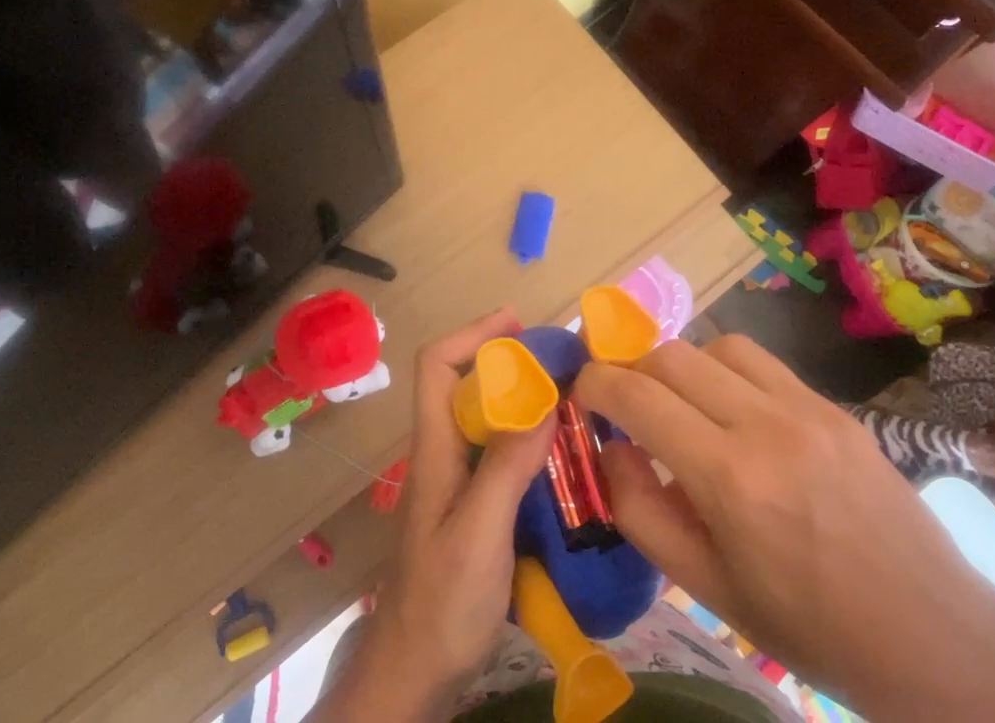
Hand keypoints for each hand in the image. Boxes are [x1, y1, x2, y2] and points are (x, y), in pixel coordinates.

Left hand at [310, 309, 554, 721]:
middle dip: (510, 364)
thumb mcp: (478, 533)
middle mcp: (443, 457)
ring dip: (526, 403)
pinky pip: (503, 460)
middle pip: (465, 387)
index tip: (519, 324)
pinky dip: (533, 445)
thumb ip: (505, 468)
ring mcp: (457, 486)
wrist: (416, 670)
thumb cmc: (442, 602)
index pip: (435, 367)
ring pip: (487, 423)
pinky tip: (569, 461)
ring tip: (577, 404)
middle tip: (566, 366)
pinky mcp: (475, 512)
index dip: (471, 335)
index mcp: (434, 451)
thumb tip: (542, 400)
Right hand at [574, 335, 994, 722]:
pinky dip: (729, 373)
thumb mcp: (705, 585)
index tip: (579, 394)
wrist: (928, 633)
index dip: (595, 385)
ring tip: (677, 402)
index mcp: (730, 477)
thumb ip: (641, 511)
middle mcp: (767, 425)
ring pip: (721, 346)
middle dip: (631, 368)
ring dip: (683, 363)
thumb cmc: (805, 624)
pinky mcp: (837, 410)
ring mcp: (809, 410)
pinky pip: (766, 367)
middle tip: (619, 399)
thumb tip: (611, 449)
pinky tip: (733, 414)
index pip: (638, 396)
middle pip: (673, 355)